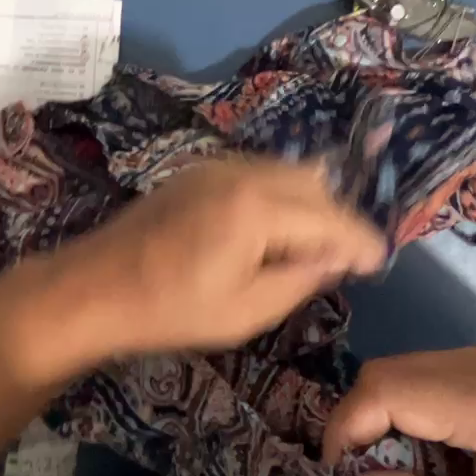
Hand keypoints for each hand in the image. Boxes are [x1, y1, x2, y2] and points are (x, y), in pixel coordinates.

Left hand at [0, 158, 385, 382]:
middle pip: (312, 183)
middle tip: (349, 255)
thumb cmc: (172, 309)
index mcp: (257, 207)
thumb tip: (336, 257)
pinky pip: (258, 171)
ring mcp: (217, 165)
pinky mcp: (199, 169)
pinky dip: (281, 192)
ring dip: (310, 201)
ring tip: (318, 241)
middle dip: (338, 216)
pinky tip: (278, 223)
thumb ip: (300, 278)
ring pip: (285, 171)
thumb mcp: (247, 310)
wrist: (97, 285)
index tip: (379, 260)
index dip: (359, 240)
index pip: (329, 217)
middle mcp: (242, 172)